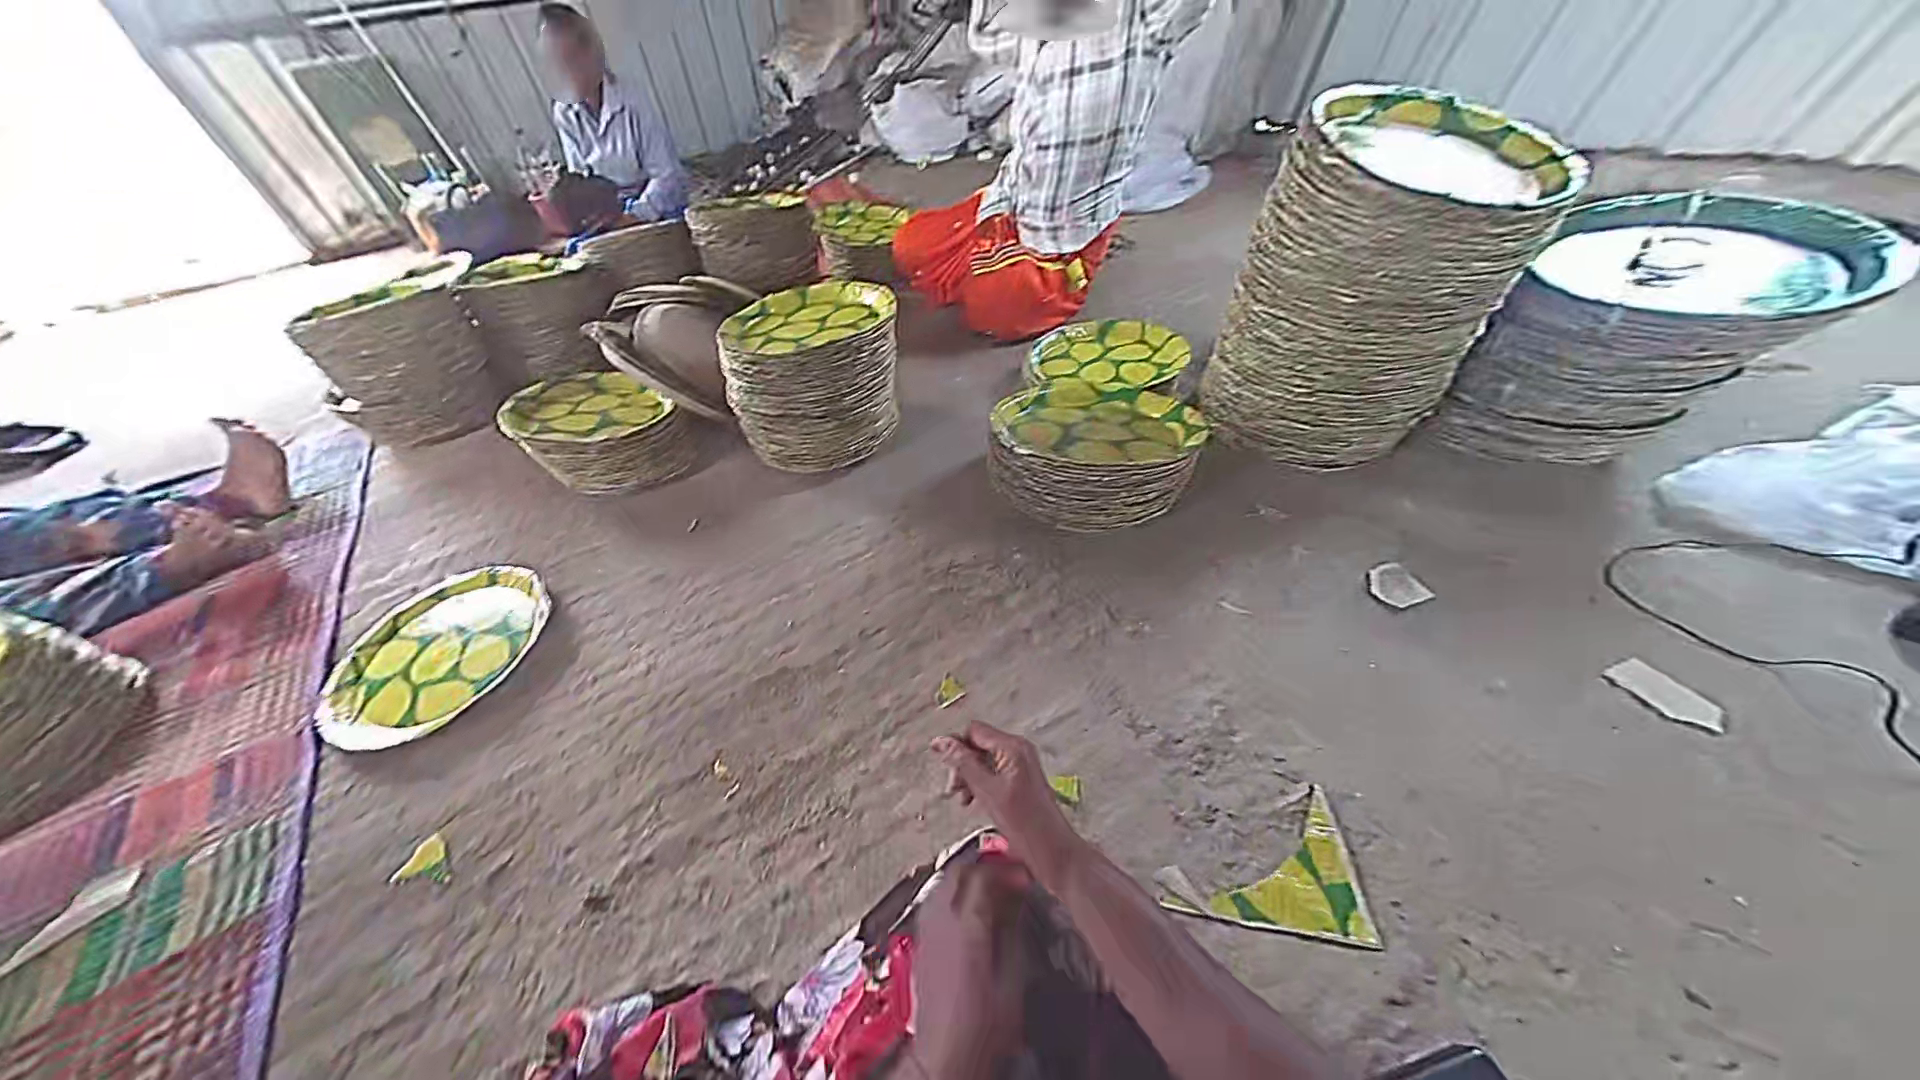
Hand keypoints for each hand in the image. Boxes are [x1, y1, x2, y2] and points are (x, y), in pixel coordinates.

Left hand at [910, 861, 1028, 1079]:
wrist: (944, 1060)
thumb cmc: (979, 1032)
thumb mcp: (1012, 982)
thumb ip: (1014, 934)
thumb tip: (1017, 903)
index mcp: (966, 928)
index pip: (982, 877)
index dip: (1005, 869)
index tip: (1023, 874)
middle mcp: (940, 924)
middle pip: (958, 872)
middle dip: (984, 866)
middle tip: (1007, 873)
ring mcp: (927, 932)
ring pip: (943, 882)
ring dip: (967, 877)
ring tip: (989, 887)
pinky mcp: (921, 944)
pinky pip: (934, 902)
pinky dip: (952, 893)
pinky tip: (966, 907)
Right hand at [931, 722, 1078, 874]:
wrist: (1052, 850)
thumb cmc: (1024, 823)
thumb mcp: (987, 791)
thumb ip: (963, 764)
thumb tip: (941, 742)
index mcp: (1013, 747)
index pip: (974, 731)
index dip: (955, 745)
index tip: (940, 763)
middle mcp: (1019, 750)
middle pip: (979, 744)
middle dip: (962, 764)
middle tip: (954, 789)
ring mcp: (1022, 764)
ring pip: (985, 759)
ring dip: (969, 775)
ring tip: (963, 798)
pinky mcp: (1022, 778)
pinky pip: (995, 771)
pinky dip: (982, 783)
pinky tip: (975, 800)